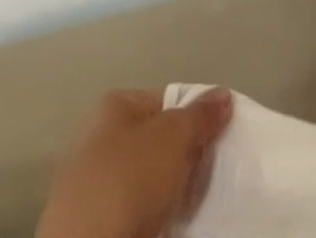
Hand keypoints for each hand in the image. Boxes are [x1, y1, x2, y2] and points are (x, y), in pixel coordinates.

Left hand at [36, 87, 233, 237]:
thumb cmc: (131, 178)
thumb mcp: (177, 135)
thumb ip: (202, 114)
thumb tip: (221, 95)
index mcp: (112, 108)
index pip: (167, 99)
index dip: (195, 114)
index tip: (214, 134)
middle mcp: (98, 139)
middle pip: (158, 139)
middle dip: (185, 153)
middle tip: (206, 167)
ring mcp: (93, 183)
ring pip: (150, 176)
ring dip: (172, 185)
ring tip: (191, 198)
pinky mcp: (95, 220)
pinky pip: (139, 206)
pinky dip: (157, 210)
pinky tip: (172, 217)